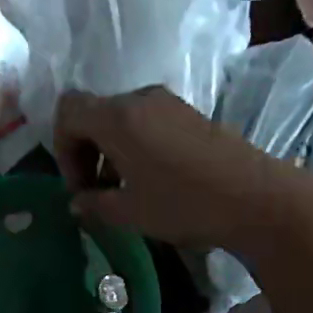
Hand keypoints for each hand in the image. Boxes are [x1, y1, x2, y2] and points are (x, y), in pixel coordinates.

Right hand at [53, 87, 312, 252]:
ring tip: (121, 194)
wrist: (251, 197)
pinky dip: (133, 149)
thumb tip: (77, 203)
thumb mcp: (130, 213)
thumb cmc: (182, 205)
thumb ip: (95, 205)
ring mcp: (167, 103)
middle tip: (93, 194)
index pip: (69, 111)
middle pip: (94, 114)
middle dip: (84, 153)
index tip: (77, 187)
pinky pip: (145, 123)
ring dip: (110, 153)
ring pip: (121, 120)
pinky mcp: (188, 115)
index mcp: (118, 118)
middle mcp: (140, 99)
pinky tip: (148, 183)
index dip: (61, 148)